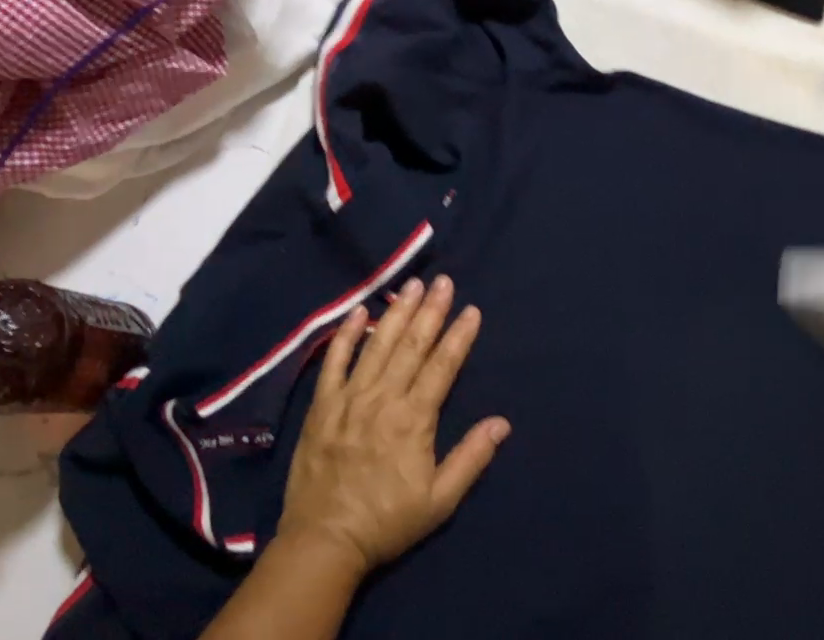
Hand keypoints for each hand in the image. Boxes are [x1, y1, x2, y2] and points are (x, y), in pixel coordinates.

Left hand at [274, 275, 509, 578]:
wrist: (324, 541)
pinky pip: (335, 362)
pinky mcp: (322, 406)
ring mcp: (349, 399)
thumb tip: (502, 422)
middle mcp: (383, 399)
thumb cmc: (387, 521)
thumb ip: (471, 457)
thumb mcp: (439, 500)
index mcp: (414, 419)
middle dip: (431, 311)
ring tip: (411, 285)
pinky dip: (347, 336)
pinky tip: (359, 312)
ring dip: (397, 313)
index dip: (459, 336)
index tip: (471, 310)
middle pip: (412, 346)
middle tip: (442, 281)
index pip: (442, 366)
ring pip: (378, 346)